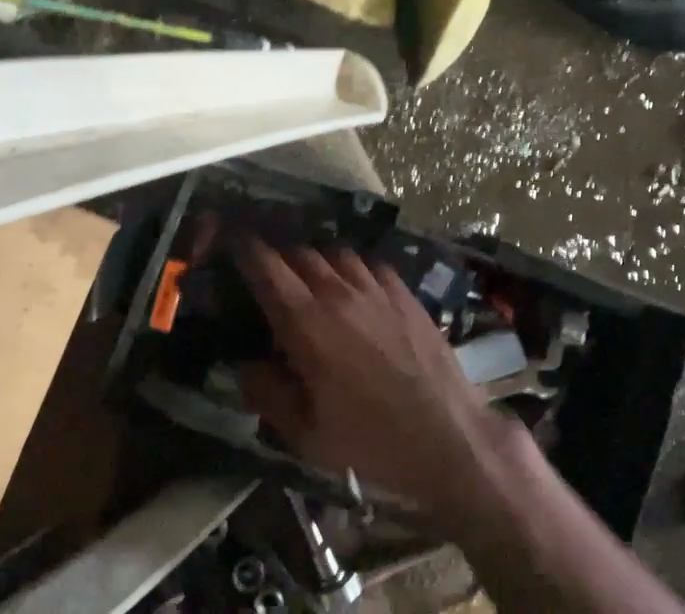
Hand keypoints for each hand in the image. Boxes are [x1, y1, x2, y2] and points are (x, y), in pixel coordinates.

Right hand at [234, 233, 539, 521]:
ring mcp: (378, 291)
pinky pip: (372, 265)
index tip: (232, 241)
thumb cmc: (372, 443)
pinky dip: (354, 269)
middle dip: (278, 255)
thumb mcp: (305, 435)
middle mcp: (339, 294)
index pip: (267, 268)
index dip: (246, 250)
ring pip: (337, 253)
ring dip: (317, 260)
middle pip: (300, 253)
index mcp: (306, 323)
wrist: (452, 442)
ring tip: (311, 277)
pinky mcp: (408, 297)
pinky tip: (356, 288)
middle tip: (267, 271)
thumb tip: (245, 366)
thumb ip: (266, 395)